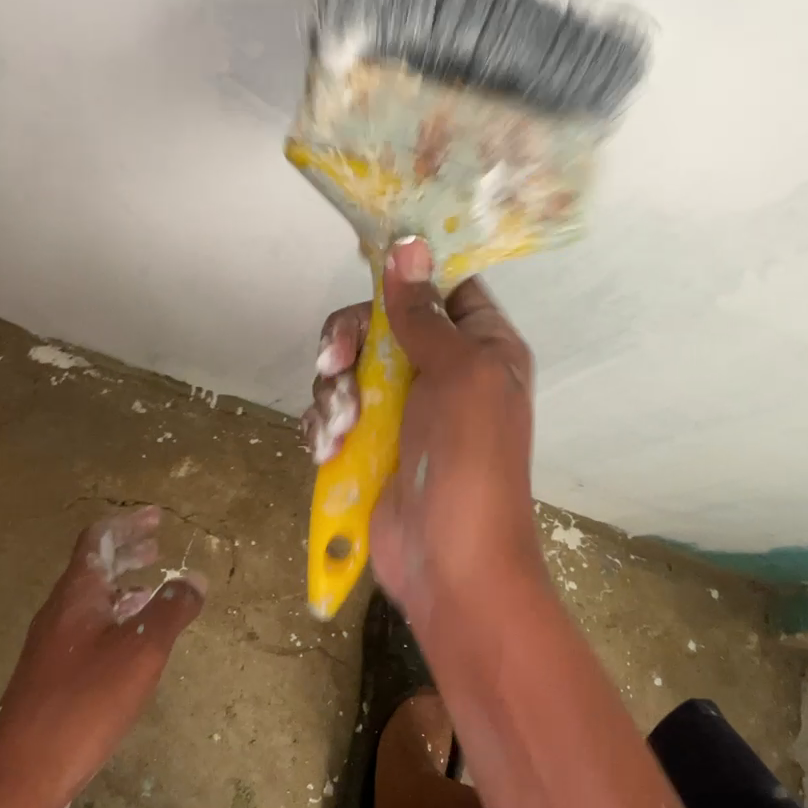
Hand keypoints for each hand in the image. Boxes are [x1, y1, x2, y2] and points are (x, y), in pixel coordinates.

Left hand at [0, 507, 204, 807]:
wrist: (21, 772)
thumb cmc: (84, 700)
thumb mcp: (140, 650)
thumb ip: (171, 609)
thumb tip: (196, 576)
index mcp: (77, 593)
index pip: (98, 539)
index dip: (128, 522)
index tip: (156, 516)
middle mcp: (60, 610)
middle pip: (93, 566)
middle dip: (127, 551)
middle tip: (157, 545)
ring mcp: (51, 644)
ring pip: (91, 598)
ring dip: (123, 585)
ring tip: (153, 587)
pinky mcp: (51, 674)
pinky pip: (88, 626)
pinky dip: (115, 617)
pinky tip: (131, 640)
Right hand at [302, 237, 543, 619]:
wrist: (450, 563)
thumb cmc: (468, 460)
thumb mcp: (458, 373)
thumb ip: (424, 313)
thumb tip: (408, 244)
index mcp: (482, 346)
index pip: (444, 287)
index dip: (407, 274)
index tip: (365, 268)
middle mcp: (443, 369)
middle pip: (382, 321)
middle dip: (351, 340)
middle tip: (336, 362)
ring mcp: (403, 407)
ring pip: (350, 366)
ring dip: (334, 391)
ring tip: (340, 427)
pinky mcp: (369, 442)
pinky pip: (334, 410)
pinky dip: (325, 424)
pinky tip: (329, 448)